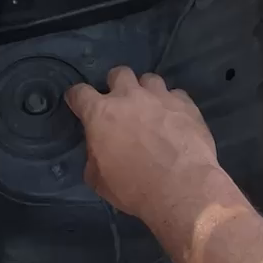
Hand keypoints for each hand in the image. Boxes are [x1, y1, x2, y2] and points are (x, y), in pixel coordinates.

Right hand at [65, 66, 232, 228]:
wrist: (180, 188)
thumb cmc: (133, 188)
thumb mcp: (98, 179)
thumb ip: (94, 156)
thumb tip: (99, 150)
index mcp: (101, 113)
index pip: (79, 92)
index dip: (77, 97)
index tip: (78, 103)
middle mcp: (129, 96)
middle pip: (118, 73)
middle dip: (116, 85)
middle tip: (120, 104)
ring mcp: (160, 97)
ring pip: (149, 79)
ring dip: (146, 92)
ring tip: (150, 109)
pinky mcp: (186, 104)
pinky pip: (176, 95)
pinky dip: (172, 105)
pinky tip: (174, 119)